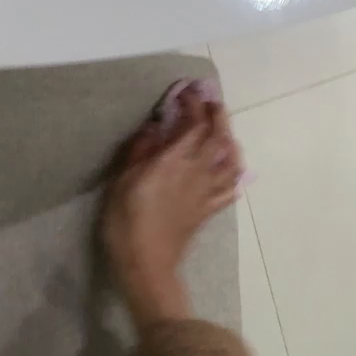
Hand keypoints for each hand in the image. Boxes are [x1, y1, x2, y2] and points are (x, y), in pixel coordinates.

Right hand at [102, 86, 243, 325]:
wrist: (146, 263)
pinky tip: (231, 168)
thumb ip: (139, 151)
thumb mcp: (121, 181)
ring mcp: (206, 192)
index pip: (193, 125)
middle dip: (217, 115)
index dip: (193, 106)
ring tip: (223, 130)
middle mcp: (196, 172)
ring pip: (231, 160)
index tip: (185, 92)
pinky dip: (234, 173)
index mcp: (173, 162)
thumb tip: (154, 128)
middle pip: (218, 138)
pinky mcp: (208, 209)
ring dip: (230, 139)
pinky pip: (230, 187)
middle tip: (210, 101)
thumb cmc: (126, 221)